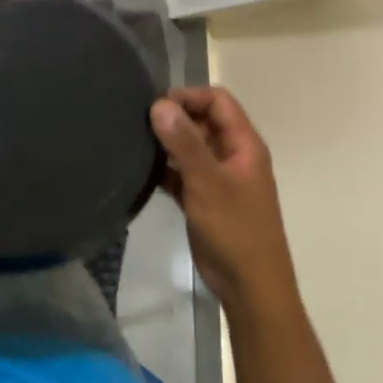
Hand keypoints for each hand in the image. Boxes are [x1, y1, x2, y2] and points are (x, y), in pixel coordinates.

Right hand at [151, 86, 298, 315]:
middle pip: (202, 121)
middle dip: (173, 118)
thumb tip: (159, 104)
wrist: (249, 286)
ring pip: (189, 147)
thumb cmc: (235, 230)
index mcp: (244, 146)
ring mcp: (218, 178)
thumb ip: (184, 142)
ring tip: (133, 143)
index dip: (188, 96)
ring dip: (165, 143)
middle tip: (137, 124)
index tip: (155, 106)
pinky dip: (163, 168)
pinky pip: (180, 172)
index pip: (218, 101)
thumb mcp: (208, 183)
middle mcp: (232, 156)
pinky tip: (138, 170)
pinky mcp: (203, 198)